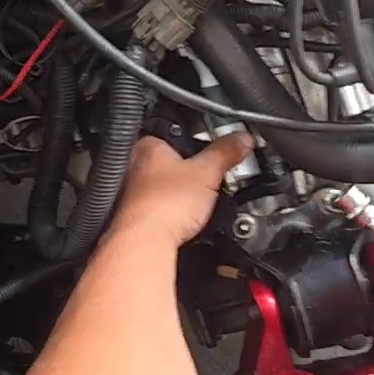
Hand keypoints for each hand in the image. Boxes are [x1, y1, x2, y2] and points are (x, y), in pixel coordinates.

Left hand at [106, 135, 253, 249]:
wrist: (147, 241)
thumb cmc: (164, 204)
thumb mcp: (207, 172)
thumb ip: (225, 153)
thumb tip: (241, 139)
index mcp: (148, 146)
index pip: (173, 132)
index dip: (194, 139)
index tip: (210, 148)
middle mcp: (134, 166)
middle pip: (168, 160)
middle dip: (188, 168)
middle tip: (207, 176)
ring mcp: (132, 191)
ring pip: (163, 184)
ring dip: (179, 191)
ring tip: (197, 200)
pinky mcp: (136, 214)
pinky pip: (159, 206)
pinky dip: (171, 210)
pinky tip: (183, 217)